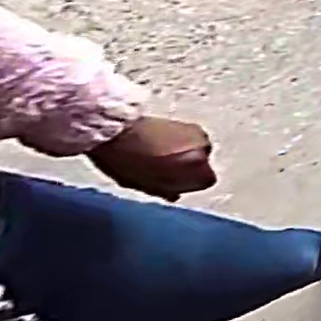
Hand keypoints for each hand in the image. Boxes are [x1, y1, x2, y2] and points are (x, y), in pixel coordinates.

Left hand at [88, 115, 215, 200]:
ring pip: (198, 153)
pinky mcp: (193, 126)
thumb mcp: (140, 183)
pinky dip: (181, 146)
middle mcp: (205, 149)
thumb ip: (164, 190)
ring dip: (184, 156)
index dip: (188, 185)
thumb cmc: (122, 158)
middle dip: (185, 170)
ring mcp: (200, 136)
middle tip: (162, 171)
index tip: (173, 186)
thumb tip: (175, 194)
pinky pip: (193, 142)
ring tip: (158, 156)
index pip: (206, 181)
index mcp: (195, 165)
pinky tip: (161, 146)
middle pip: (203, 166)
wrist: (114, 130)